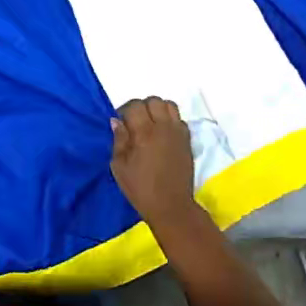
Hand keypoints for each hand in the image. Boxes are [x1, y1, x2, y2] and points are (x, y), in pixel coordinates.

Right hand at [111, 97, 198, 225]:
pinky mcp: (187, 141)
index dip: (125, 110)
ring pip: (169, 106)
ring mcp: (178, 133)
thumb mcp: (119, 166)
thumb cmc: (140, 188)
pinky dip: (169, 121)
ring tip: (150, 125)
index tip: (120, 123)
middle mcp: (164, 127)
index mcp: (144, 133)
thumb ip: (119, 140)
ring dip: (157, 110)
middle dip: (142, 107)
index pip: (135, 105)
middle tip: (134, 122)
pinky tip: (162, 135)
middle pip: (154, 101)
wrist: (170, 205)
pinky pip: (179, 119)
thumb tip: (117, 121)